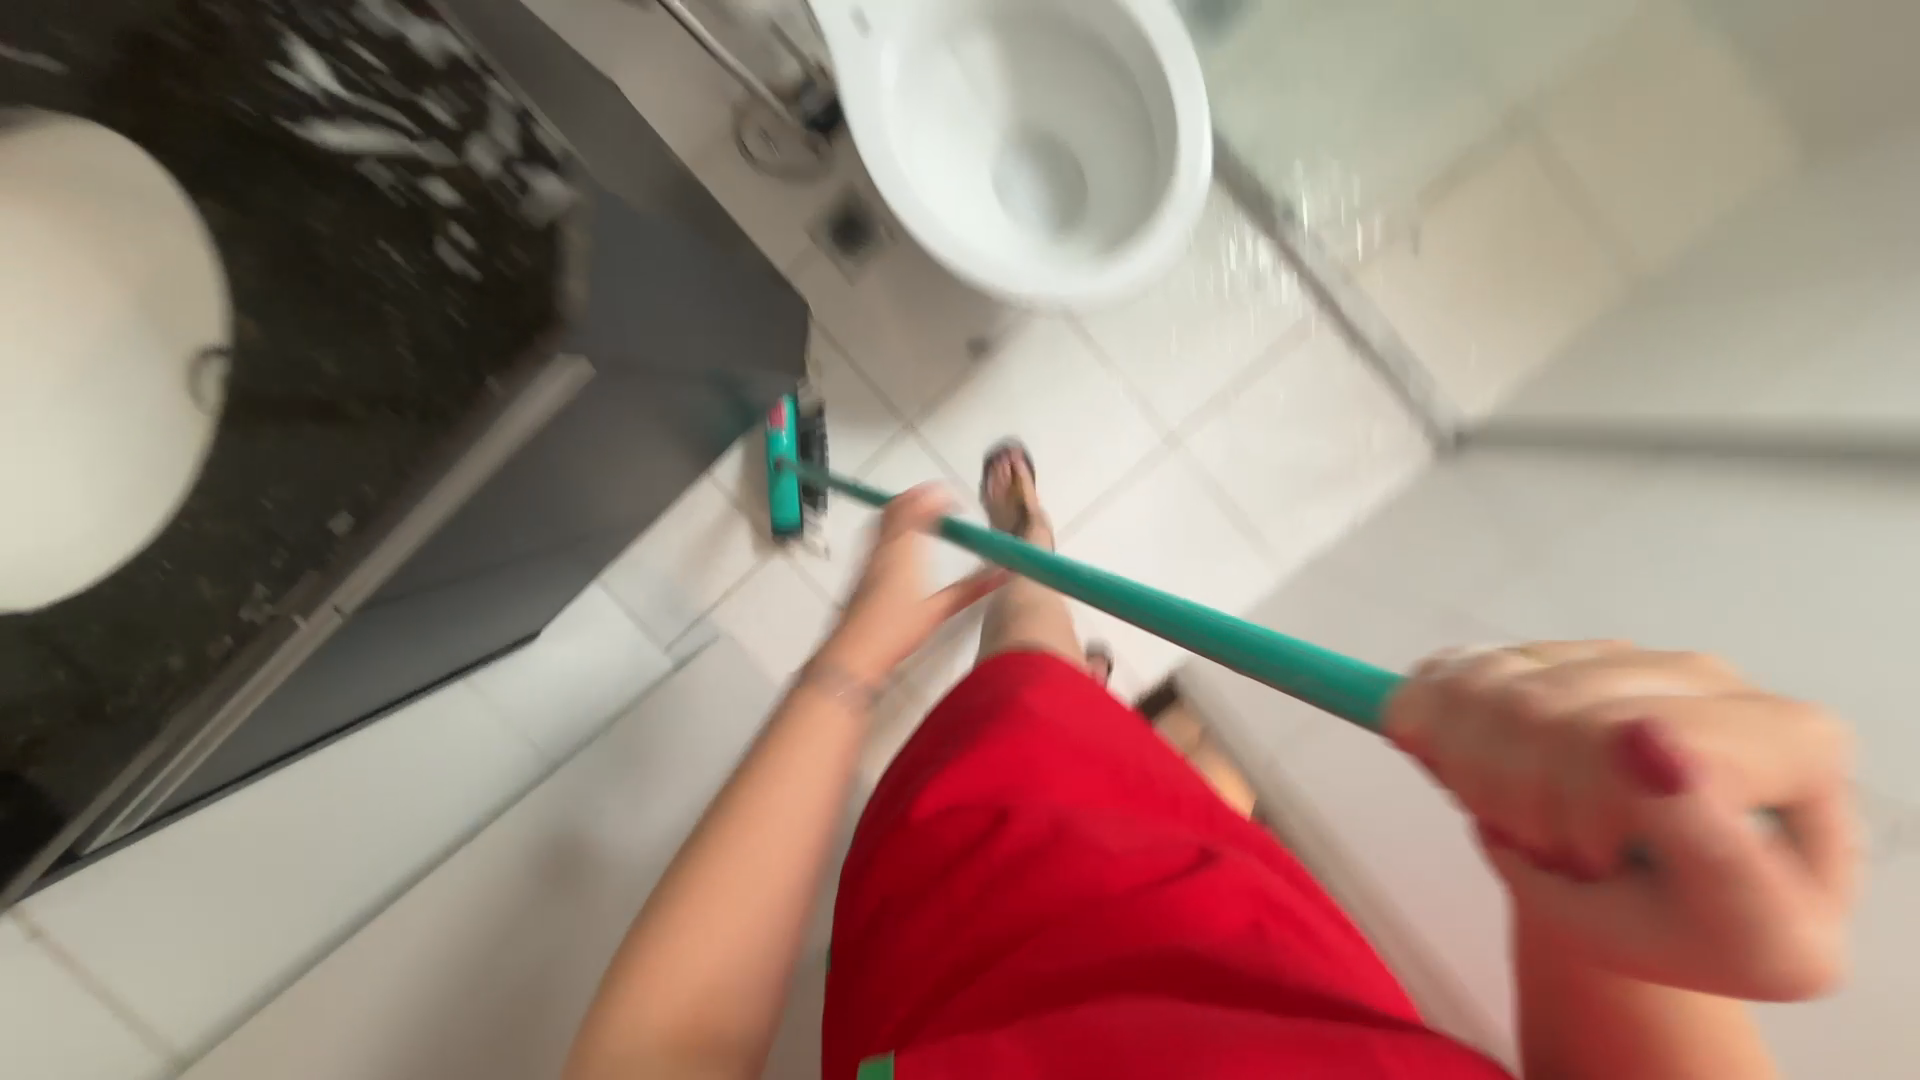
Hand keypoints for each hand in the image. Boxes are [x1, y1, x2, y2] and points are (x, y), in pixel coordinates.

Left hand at [813, 484, 1007, 685]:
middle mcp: (884, 546)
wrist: (853, 651)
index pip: (919, 508)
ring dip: (903, 506)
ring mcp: (868, 556)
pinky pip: (875, 533)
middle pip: (898, 505)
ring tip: (921, 512)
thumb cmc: (895, 631)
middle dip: (919, 495)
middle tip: (939, 500)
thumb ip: (971, 589)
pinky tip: (900, 540)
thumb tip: (1001, 574)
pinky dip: (891, 524)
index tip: (956, 500)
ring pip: (883, 516)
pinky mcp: (860, 569)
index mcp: (904, 551)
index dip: (938, 497)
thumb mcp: (939, 611)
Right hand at [1385, 641, 1857, 1001]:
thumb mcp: (1738, 936)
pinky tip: (1465, 770)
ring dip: (1470, 773)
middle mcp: (1694, 673)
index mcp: (1784, 737)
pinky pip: (1440, 678)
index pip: (1641, 733)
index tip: (1598, 858)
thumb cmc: (1693, 929)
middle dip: (1517, 800)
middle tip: (1549, 850)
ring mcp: (1602, 654)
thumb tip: (1642, 738)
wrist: (1628, 900)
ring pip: (1481, 688)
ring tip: (1512, 816)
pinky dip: (1429, 734)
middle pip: (1543, 709)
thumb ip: (1713, 851)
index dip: (1586, 804)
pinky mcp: (1527, 654)